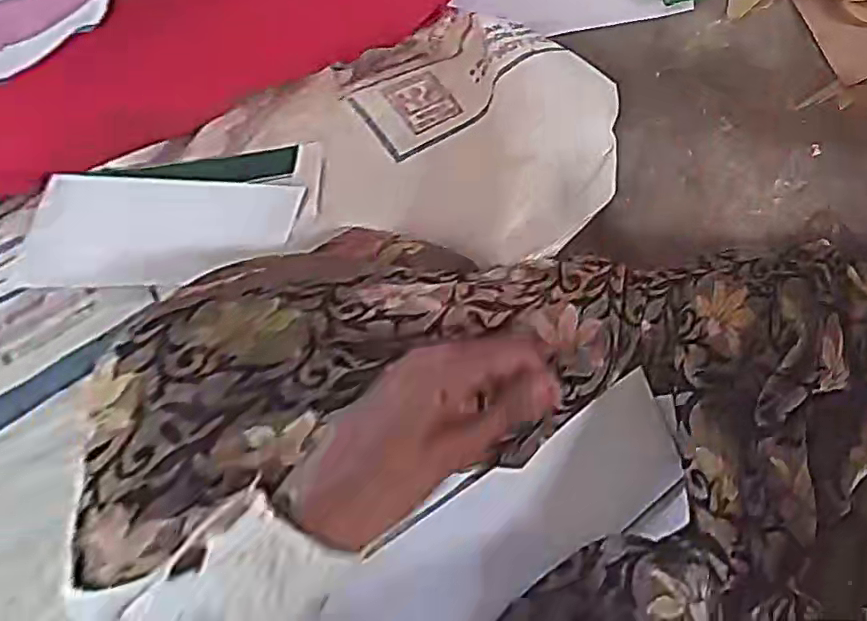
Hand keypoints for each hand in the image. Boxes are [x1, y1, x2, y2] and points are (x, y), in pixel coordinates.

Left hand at [276, 336, 558, 551]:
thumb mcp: (456, 449)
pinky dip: (474, 388)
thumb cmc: (383, 485)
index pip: (514, 348)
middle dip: (522, 374)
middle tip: (537, 407)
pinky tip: (476, 418)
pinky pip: (454, 372)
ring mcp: (411, 368)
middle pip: (496, 350)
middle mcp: (427, 356)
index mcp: (443, 365)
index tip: (555, 394)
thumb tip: (551, 384)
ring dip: (498, 383)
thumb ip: (509, 409)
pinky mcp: (402, 383)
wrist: (311, 517)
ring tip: (507, 418)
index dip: (542, 368)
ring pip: (477, 361)